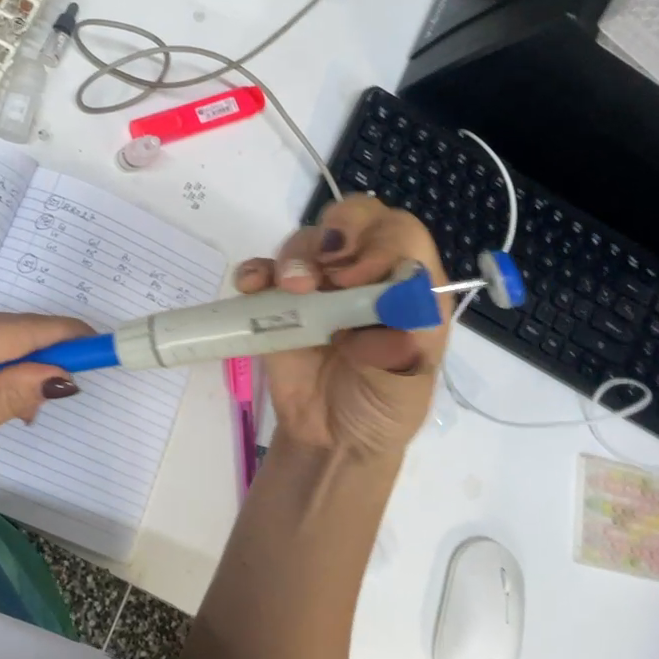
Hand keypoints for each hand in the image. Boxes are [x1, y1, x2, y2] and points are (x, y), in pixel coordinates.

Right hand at [234, 196, 450, 457]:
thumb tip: (391, 307)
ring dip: (295, 256)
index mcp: (407, 288)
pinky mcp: (277, 300)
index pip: (401, 235)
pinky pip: (262, 270)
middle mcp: (364, 276)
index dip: (378, 243)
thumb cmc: (381, 408)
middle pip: (354, 219)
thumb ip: (401, 345)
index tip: (356, 280)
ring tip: (292, 289)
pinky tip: (251, 287)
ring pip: (306, 241)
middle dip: (337, 231)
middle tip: (326, 271)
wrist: (331, 438)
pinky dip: (255, 271)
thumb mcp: (405, 383)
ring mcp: (318, 285)